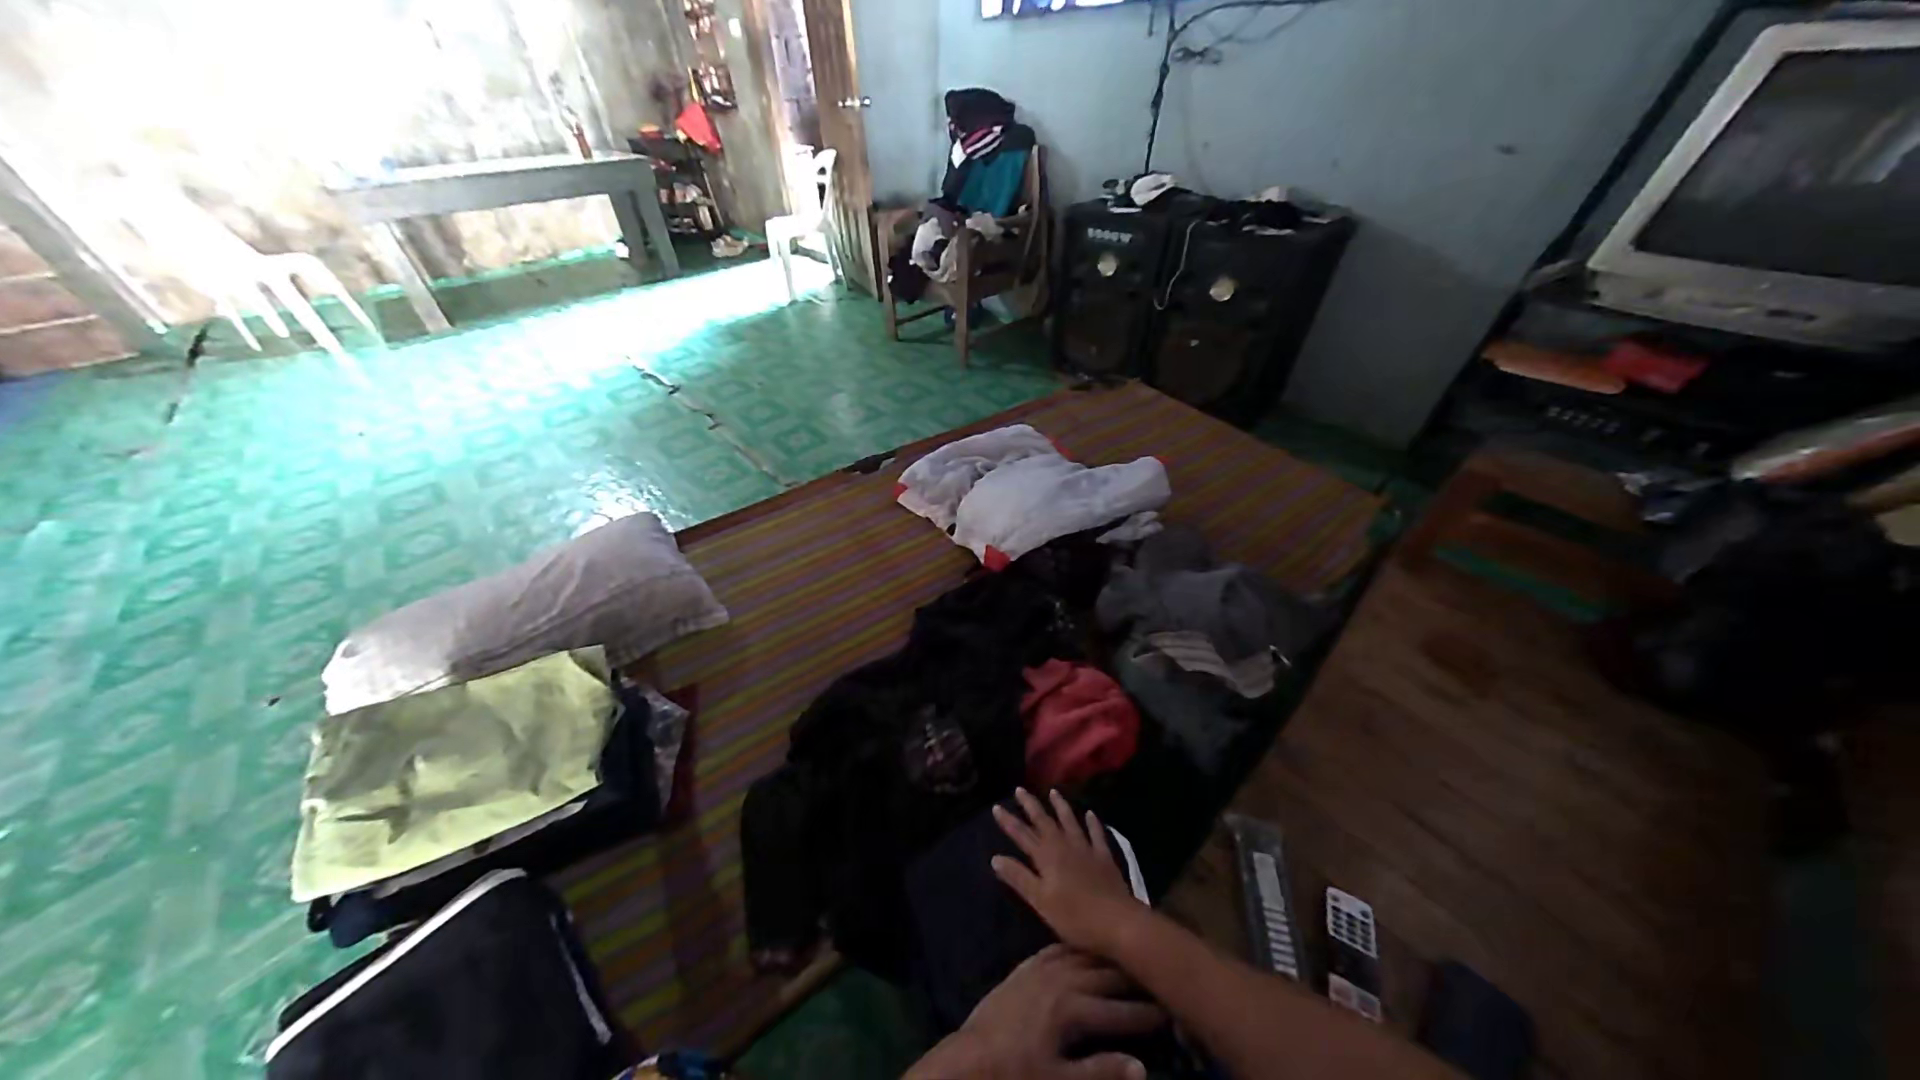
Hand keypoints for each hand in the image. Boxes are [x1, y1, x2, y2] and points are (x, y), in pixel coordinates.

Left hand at [905, 945, 1163, 1078]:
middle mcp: (1062, 981)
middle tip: (1157, 981)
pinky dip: (1075, 949)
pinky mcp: (1025, 967)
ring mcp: (1041, 970)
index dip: (1149, 1012)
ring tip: (1128, 963)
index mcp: (1074, 1010)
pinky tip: (1085, 951)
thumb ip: (1101, 1071)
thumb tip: (1143, 1066)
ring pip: (1084, 956)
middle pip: (1107, 975)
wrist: (970, 1057)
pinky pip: (1056, 949)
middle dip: (1134, 980)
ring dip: (1107, 960)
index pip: (1122, 1010)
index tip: (1172, 1011)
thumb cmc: (1017, 1074)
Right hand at [991, 788, 1145, 956]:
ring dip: (1060, 806)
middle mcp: (1064, 846)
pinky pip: (1097, 834)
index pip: (1022, 835)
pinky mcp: (1104, 857)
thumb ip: (1019, 877)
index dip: (1009, 821)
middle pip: (1044, 822)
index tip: (996, 807)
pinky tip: (1090, 814)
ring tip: (1053, 792)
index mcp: (1046, 856)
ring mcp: (1086, 849)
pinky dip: (1092, 823)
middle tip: (1020, 789)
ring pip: (1070, 822)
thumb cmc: (1074, 916)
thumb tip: (996, 858)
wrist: (1117, 922)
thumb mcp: (1040, 900)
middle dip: (1030, 806)